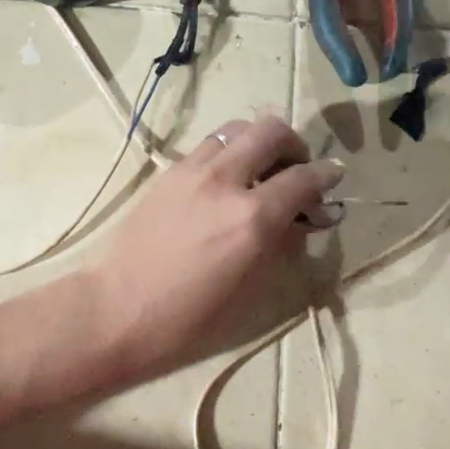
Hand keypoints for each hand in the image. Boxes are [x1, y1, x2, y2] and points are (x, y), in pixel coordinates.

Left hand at [82, 116, 343, 378]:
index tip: (332, 181)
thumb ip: (282, 245)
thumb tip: (303, 219)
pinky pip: (207, 146)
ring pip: (235, 129)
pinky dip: (227, 153)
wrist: (117, 309)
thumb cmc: (189, 318)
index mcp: (253, 217)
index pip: (305, 177)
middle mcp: (225, 181)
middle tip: (295, 170)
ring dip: (256, 143)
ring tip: (258, 171)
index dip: (326, 177)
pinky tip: (224, 181)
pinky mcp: (167, 174)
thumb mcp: (252, 290)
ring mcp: (192, 171)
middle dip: (294, 145)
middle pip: (271, 131)